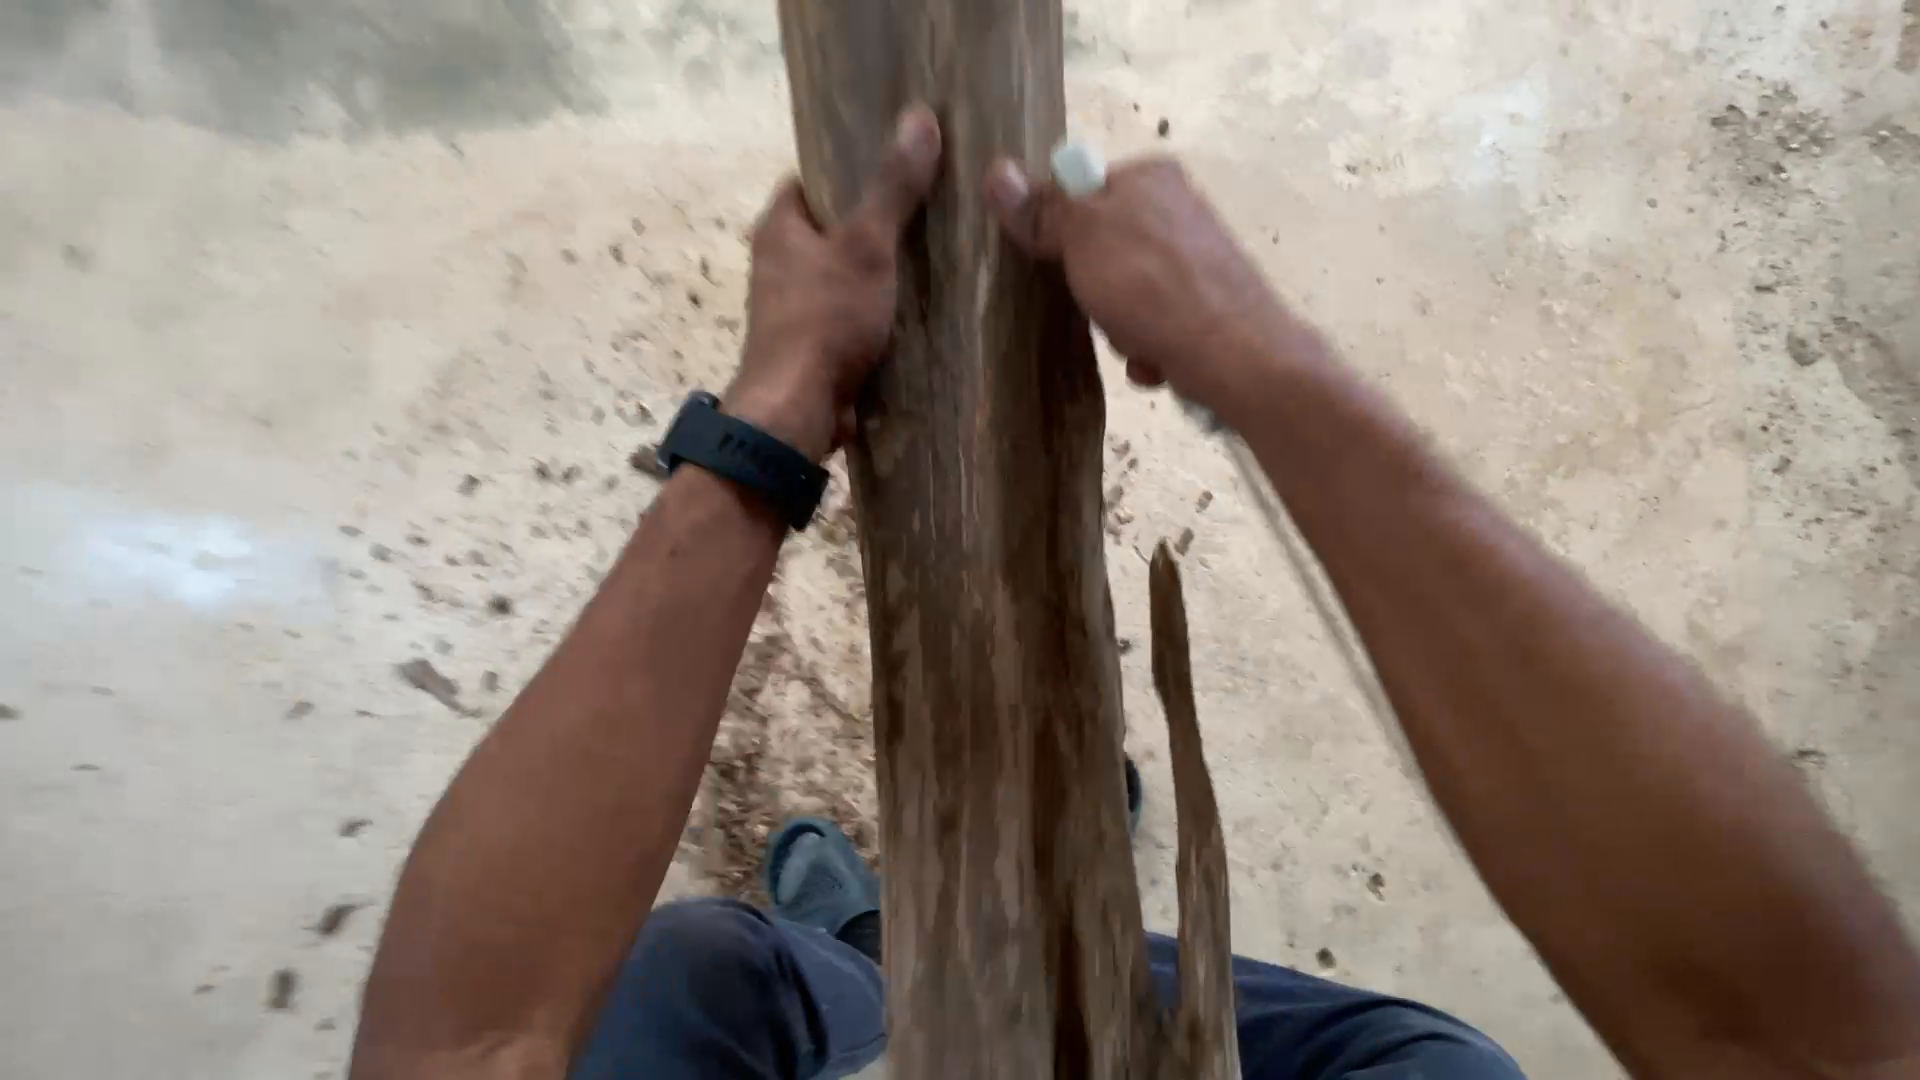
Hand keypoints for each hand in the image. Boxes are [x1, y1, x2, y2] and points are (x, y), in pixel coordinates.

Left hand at [726, 106, 942, 461]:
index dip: (849, 170)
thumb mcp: (867, 246)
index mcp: (779, 228)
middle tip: (926, 213)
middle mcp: (777, 265)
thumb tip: (921, 117)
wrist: (800, 408)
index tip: (895, 168)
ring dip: (875, 276)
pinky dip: (874, 316)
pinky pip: (847, 319)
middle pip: (829, 231)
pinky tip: (913, 314)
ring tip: (930, 261)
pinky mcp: (812, 349)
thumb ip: (893, 188)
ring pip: (840, 278)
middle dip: (871, 225)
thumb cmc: (827, 318)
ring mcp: (793, 311)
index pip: (811, 180)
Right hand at [985, 156, 1311, 423]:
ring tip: (1131, 338)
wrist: (1232, 352)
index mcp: (1150, 176)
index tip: (1054, 266)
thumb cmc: (1150, 285)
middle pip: (1100, 249)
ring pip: (1124, 292)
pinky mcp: (1206, 303)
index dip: (1058, 233)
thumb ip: (1043, 209)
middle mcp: (1177, 208)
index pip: (1080, 193)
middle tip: (1096, 308)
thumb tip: (996, 172)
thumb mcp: (1084, 237)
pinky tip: (1153, 357)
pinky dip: (1146, 344)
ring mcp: (1194, 258)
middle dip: (1092, 290)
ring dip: (1117, 325)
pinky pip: (1153, 322)